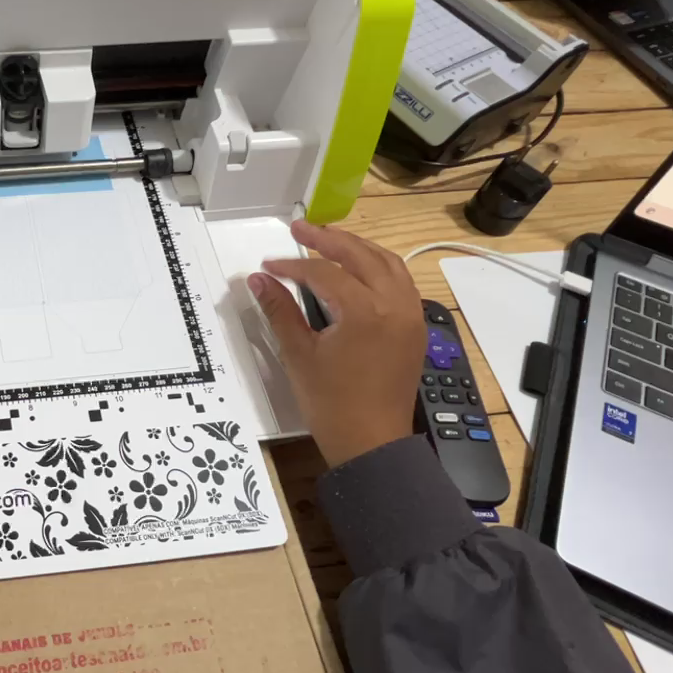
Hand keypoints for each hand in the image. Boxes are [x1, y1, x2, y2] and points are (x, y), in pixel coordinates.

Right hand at [248, 222, 425, 466]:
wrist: (371, 443)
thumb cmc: (331, 403)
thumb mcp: (299, 353)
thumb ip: (279, 310)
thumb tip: (258, 279)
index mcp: (365, 311)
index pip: (324, 272)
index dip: (292, 265)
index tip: (268, 266)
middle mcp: (395, 305)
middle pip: (361, 255)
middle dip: (328, 239)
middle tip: (299, 229)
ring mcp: (411, 315)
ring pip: (388, 263)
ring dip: (357, 248)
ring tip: (328, 241)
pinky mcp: (414, 328)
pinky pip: (400, 282)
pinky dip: (377, 267)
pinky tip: (357, 270)